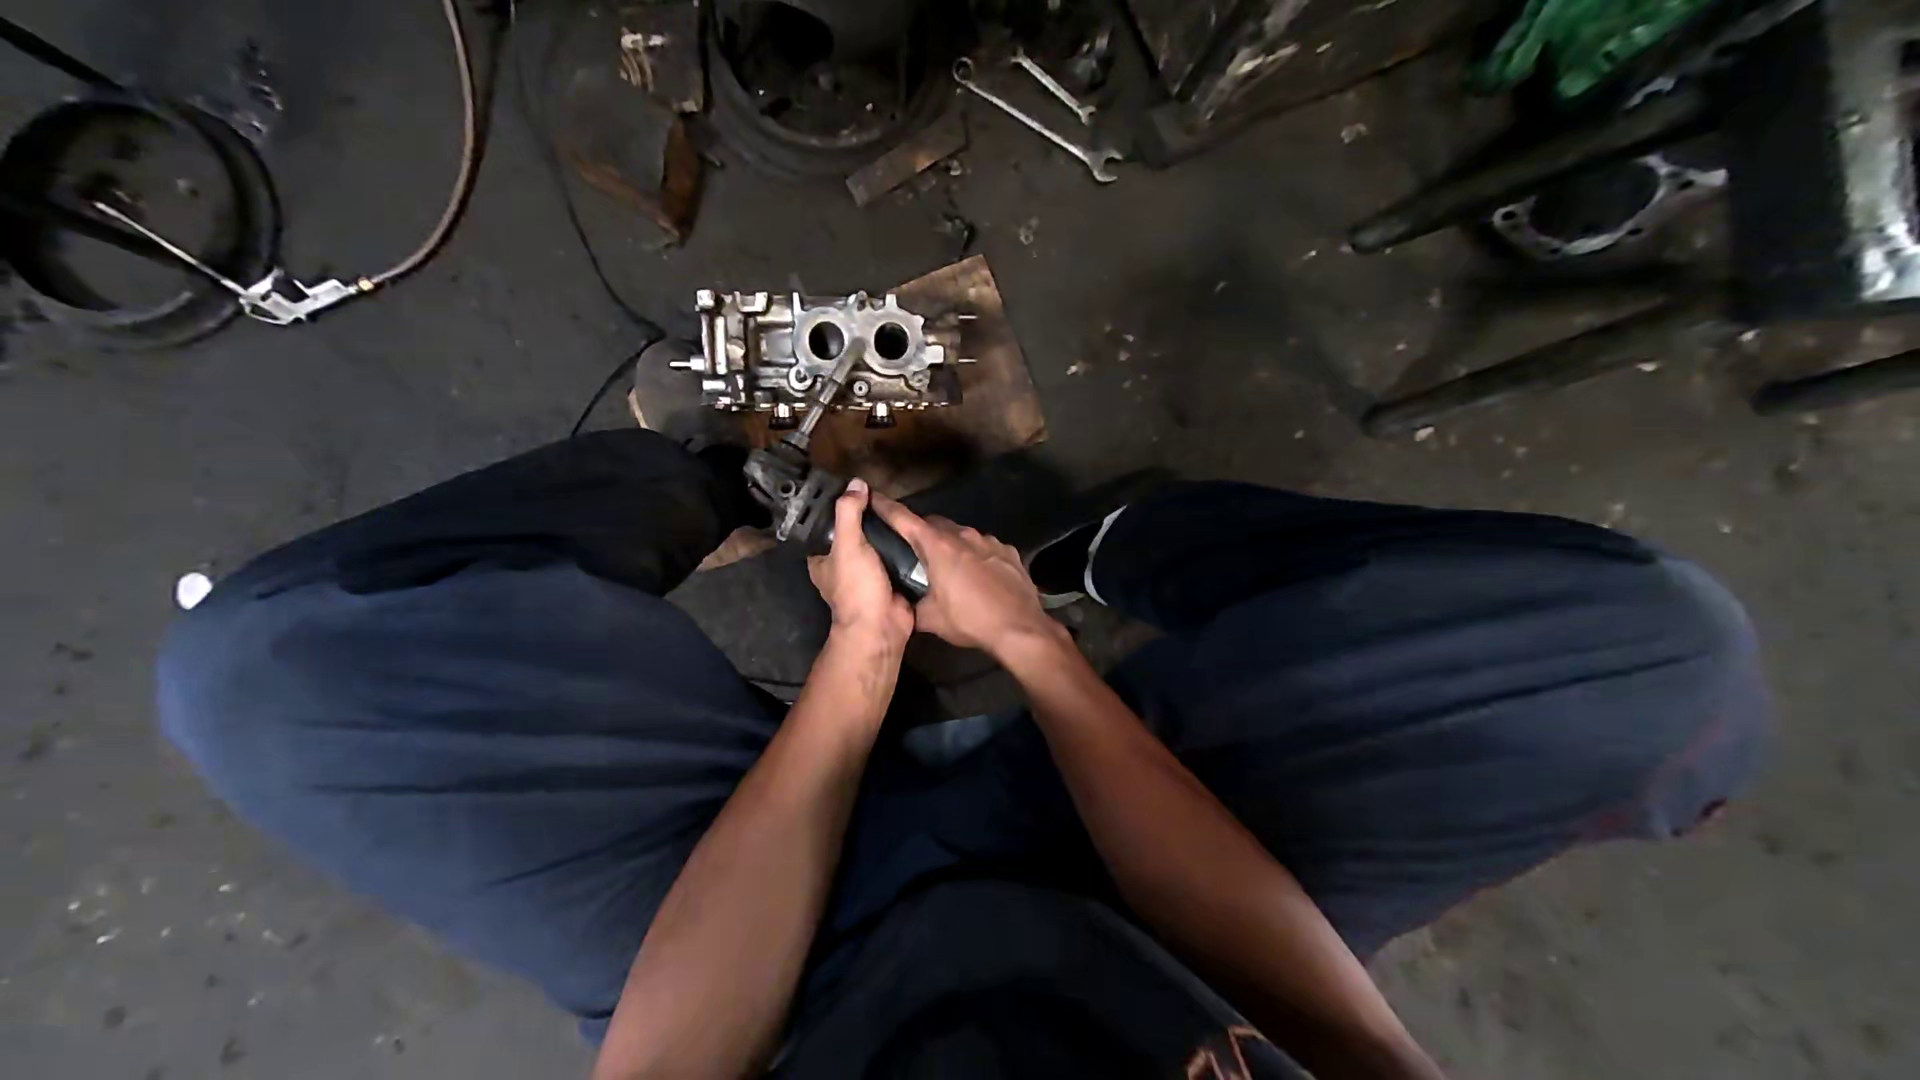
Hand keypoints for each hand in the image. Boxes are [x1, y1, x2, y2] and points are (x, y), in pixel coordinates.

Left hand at [808, 479, 913, 650]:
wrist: (882, 626)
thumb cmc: (856, 587)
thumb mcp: (848, 544)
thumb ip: (849, 513)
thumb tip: (856, 483)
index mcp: (823, 560)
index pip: (827, 527)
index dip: (840, 509)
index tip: (858, 491)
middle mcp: (843, 568)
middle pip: (856, 536)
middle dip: (871, 522)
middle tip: (887, 500)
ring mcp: (868, 577)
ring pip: (878, 548)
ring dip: (890, 536)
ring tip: (904, 512)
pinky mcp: (890, 583)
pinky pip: (897, 561)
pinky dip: (905, 550)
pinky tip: (915, 534)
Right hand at [867, 495, 1061, 656]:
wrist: (1019, 628)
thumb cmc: (970, 620)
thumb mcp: (931, 619)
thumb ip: (911, 606)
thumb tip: (901, 606)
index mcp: (938, 547)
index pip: (905, 519)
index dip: (886, 507)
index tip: (873, 496)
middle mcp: (964, 536)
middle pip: (934, 524)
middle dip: (922, 531)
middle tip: (913, 549)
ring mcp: (989, 541)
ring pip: (962, 535)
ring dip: (952, 545)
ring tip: (950, 567)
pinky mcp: (1008, 551)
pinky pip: (985, 547)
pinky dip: (977, 556)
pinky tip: (979, 576)